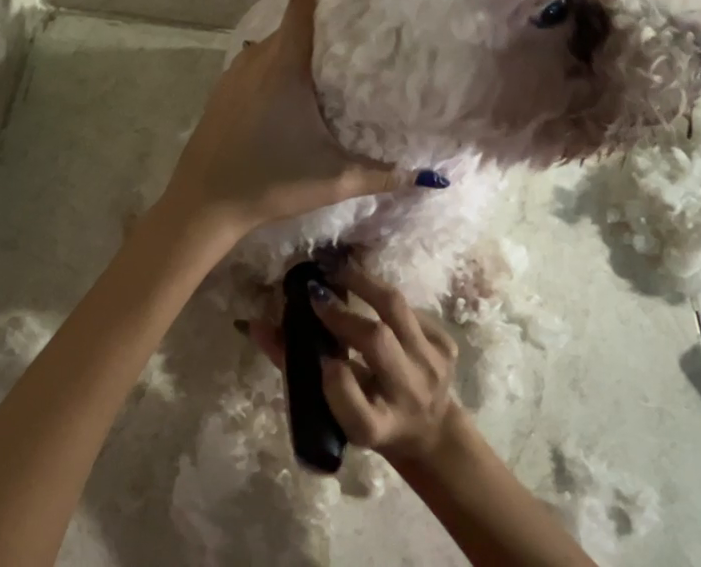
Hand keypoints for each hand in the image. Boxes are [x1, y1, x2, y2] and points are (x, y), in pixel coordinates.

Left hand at [157, 0, 417, 233]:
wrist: (202, 201)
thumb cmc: (269, 180)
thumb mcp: (334, 177)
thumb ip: (385, 173)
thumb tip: (433, 176)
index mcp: (287, 63)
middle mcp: (259, 56)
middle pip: (295, 15)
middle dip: (323, 2)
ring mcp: (237, 70)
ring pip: (277, 41)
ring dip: (302, 37)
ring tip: (336, 43)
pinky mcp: (225, 87)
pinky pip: (260, 59)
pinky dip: (281, 59)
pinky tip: (297, 83)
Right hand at [249, 266, 462, 462]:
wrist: (431, 431)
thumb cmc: (370, 417)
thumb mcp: (331, 406)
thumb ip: (292, 365)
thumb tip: (252, 323)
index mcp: (377, 426)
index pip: (354, 405)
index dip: (333, 379)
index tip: (315, 355)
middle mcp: (409, 396)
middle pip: (376, 340)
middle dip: (340, 310)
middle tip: (313, 290)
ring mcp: (434, 366)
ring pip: (395, 309)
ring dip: (361, 283)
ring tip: (336, 270)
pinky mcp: (447, 344)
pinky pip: (409, 308)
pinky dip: (382, 297)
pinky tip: (365, 291)